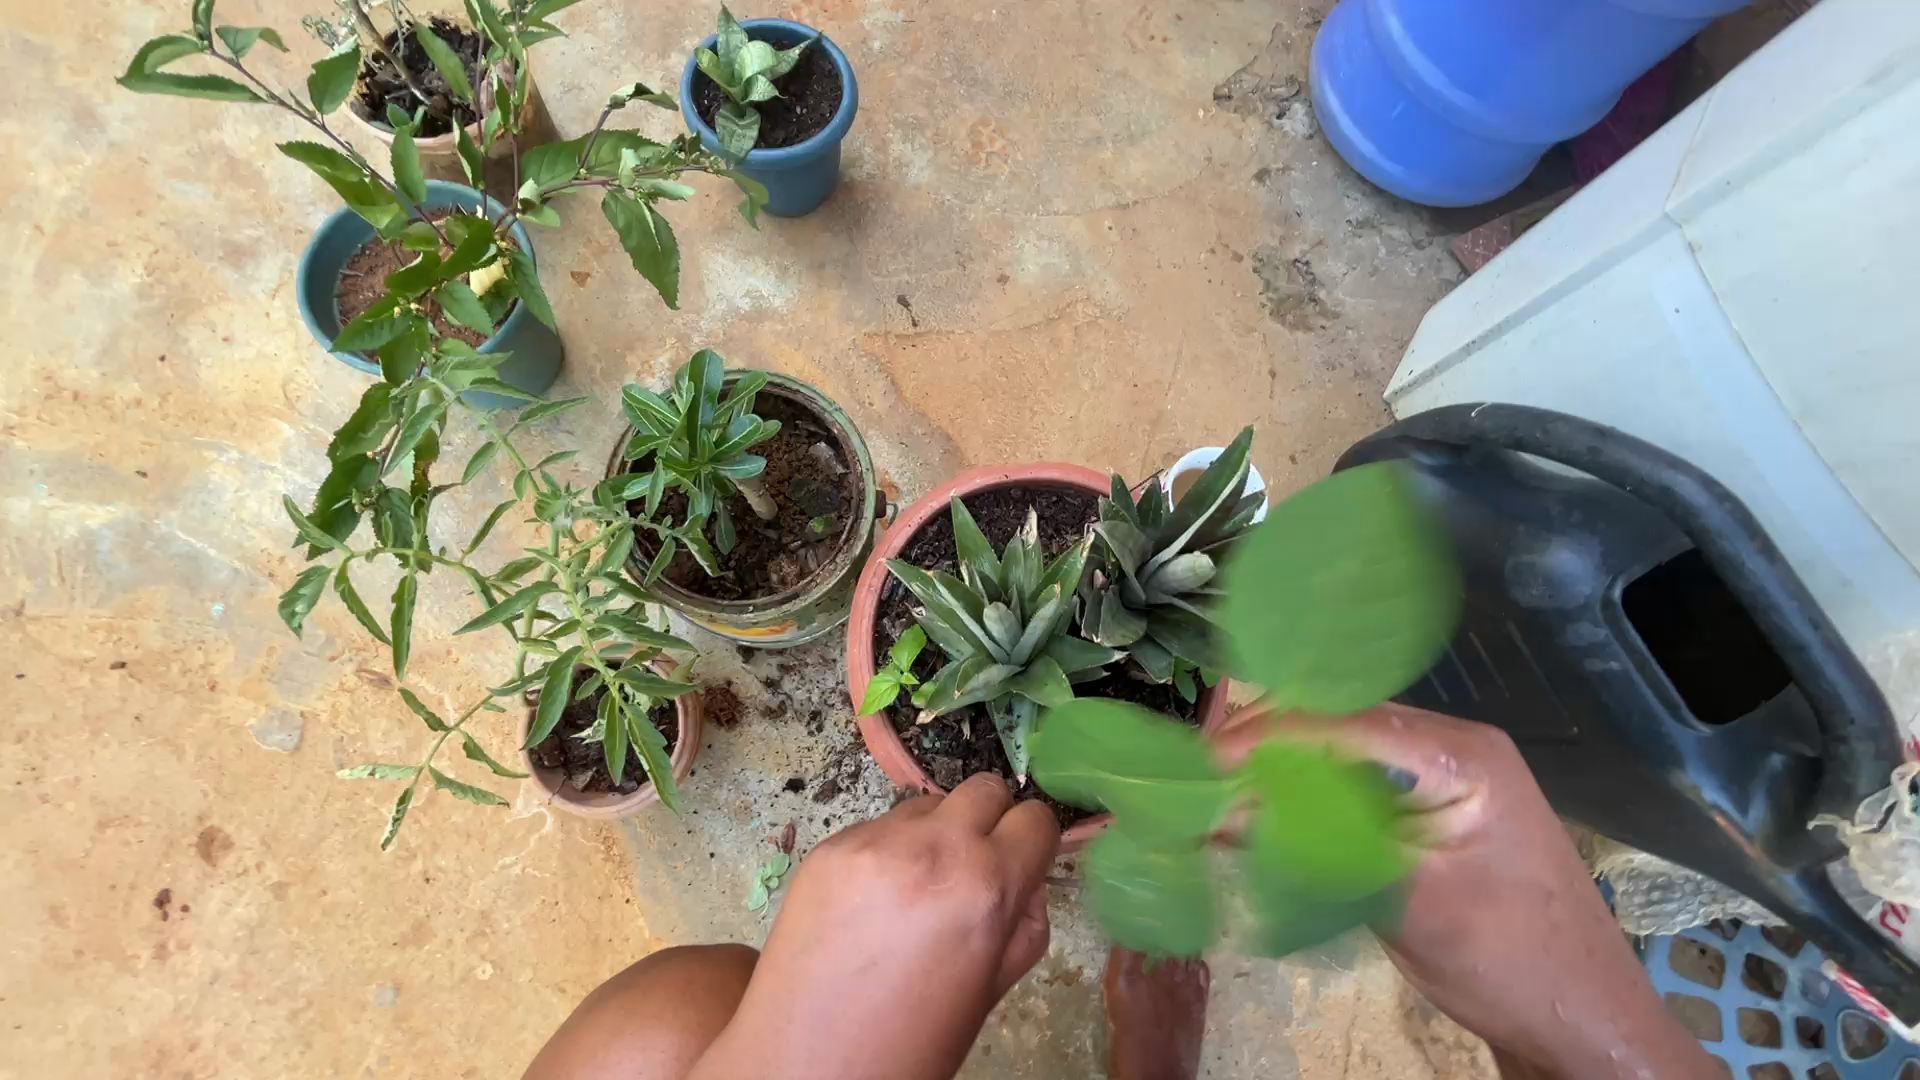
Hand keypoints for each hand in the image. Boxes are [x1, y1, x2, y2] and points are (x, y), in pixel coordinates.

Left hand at [687, 774, 1060, 1079]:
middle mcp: (934, 847)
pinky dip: (889, 849)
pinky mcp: (832, 843)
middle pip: (985, 787)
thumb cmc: (910, 1043)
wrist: (805, 1065)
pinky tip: (870, 899)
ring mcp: (876, 840)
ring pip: (929, 803)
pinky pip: (880, 825)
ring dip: (935, 832)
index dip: (1033, 843)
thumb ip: (1023, 926)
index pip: (1037, 819)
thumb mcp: (989, 992)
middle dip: (990, 820)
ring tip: (913, 888)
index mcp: (985, 888)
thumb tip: (1025, 880)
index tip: (1021, 862)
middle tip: (971, 866)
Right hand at [1216, 704, 1716, 1079]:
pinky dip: (1302, 792)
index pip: (1342, 722)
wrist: (1589, 1031)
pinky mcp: (1424, 804)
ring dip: (1279, 767)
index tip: (1206, 760)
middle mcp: (1448, 745)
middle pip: (1335, 723)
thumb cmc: (1515, 964)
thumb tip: (1222, 812)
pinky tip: (1265, 808)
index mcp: (1461, 752)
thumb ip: (1314, 847)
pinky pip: (1350, 781)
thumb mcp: (1409, 902)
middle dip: (1264, 743)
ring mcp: (1438, 774)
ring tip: (1222, 787)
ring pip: (1336, 749)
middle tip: (1204, 769)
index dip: (1267, 735)